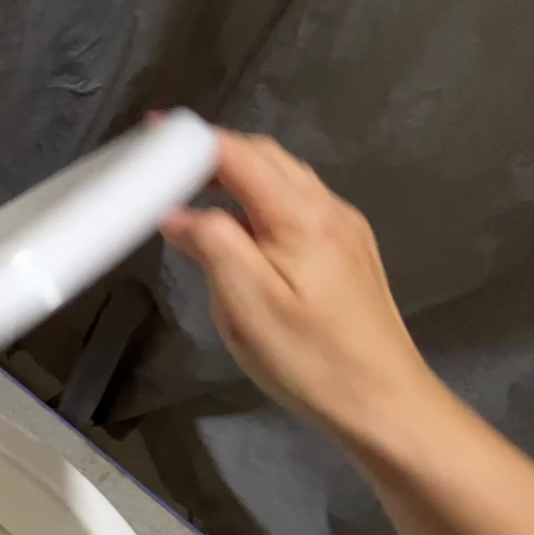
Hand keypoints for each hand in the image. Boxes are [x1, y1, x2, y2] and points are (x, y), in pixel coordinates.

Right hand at [161, 129, 443, 440]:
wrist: (381, 402)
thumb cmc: (306, 355)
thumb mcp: (243, 301)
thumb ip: (210, 244)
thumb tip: (176, 214)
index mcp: (301, 217)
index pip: (242, 156)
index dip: (195, 139)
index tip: (152, 132)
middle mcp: (327, 211)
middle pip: (266, 158)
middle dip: (212, 149)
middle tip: (161, 159)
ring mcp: (341, 230)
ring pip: (281, 178)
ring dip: (232, 171)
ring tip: (185, 185)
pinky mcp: (343, 251)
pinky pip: (291, 202)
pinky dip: (251, 195)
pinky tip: (228, 222)